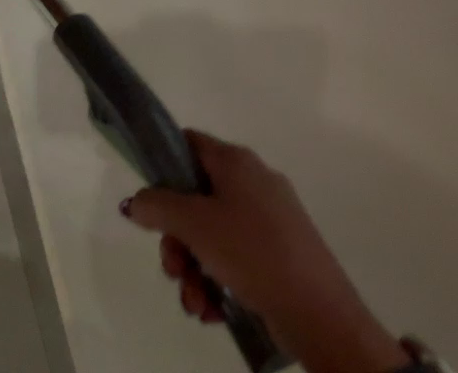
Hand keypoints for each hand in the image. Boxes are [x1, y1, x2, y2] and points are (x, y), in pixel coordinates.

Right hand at [121, 131, 409, 372]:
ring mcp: (270, 222)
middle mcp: (254, 184)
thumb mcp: (192, 223)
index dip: (162, 164)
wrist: (320, 315)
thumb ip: (156, 205)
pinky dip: (217, 282)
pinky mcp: (279, 256)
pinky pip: (234, 259)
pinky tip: (212, 310)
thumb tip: (136, 203)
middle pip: (194, 200)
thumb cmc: (251, 252)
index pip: (188, 143)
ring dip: (193, 270)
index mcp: (236, 163)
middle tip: (172, 269)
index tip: (149, 199)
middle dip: (175, 239)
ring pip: (211, 236)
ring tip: (194, 303)